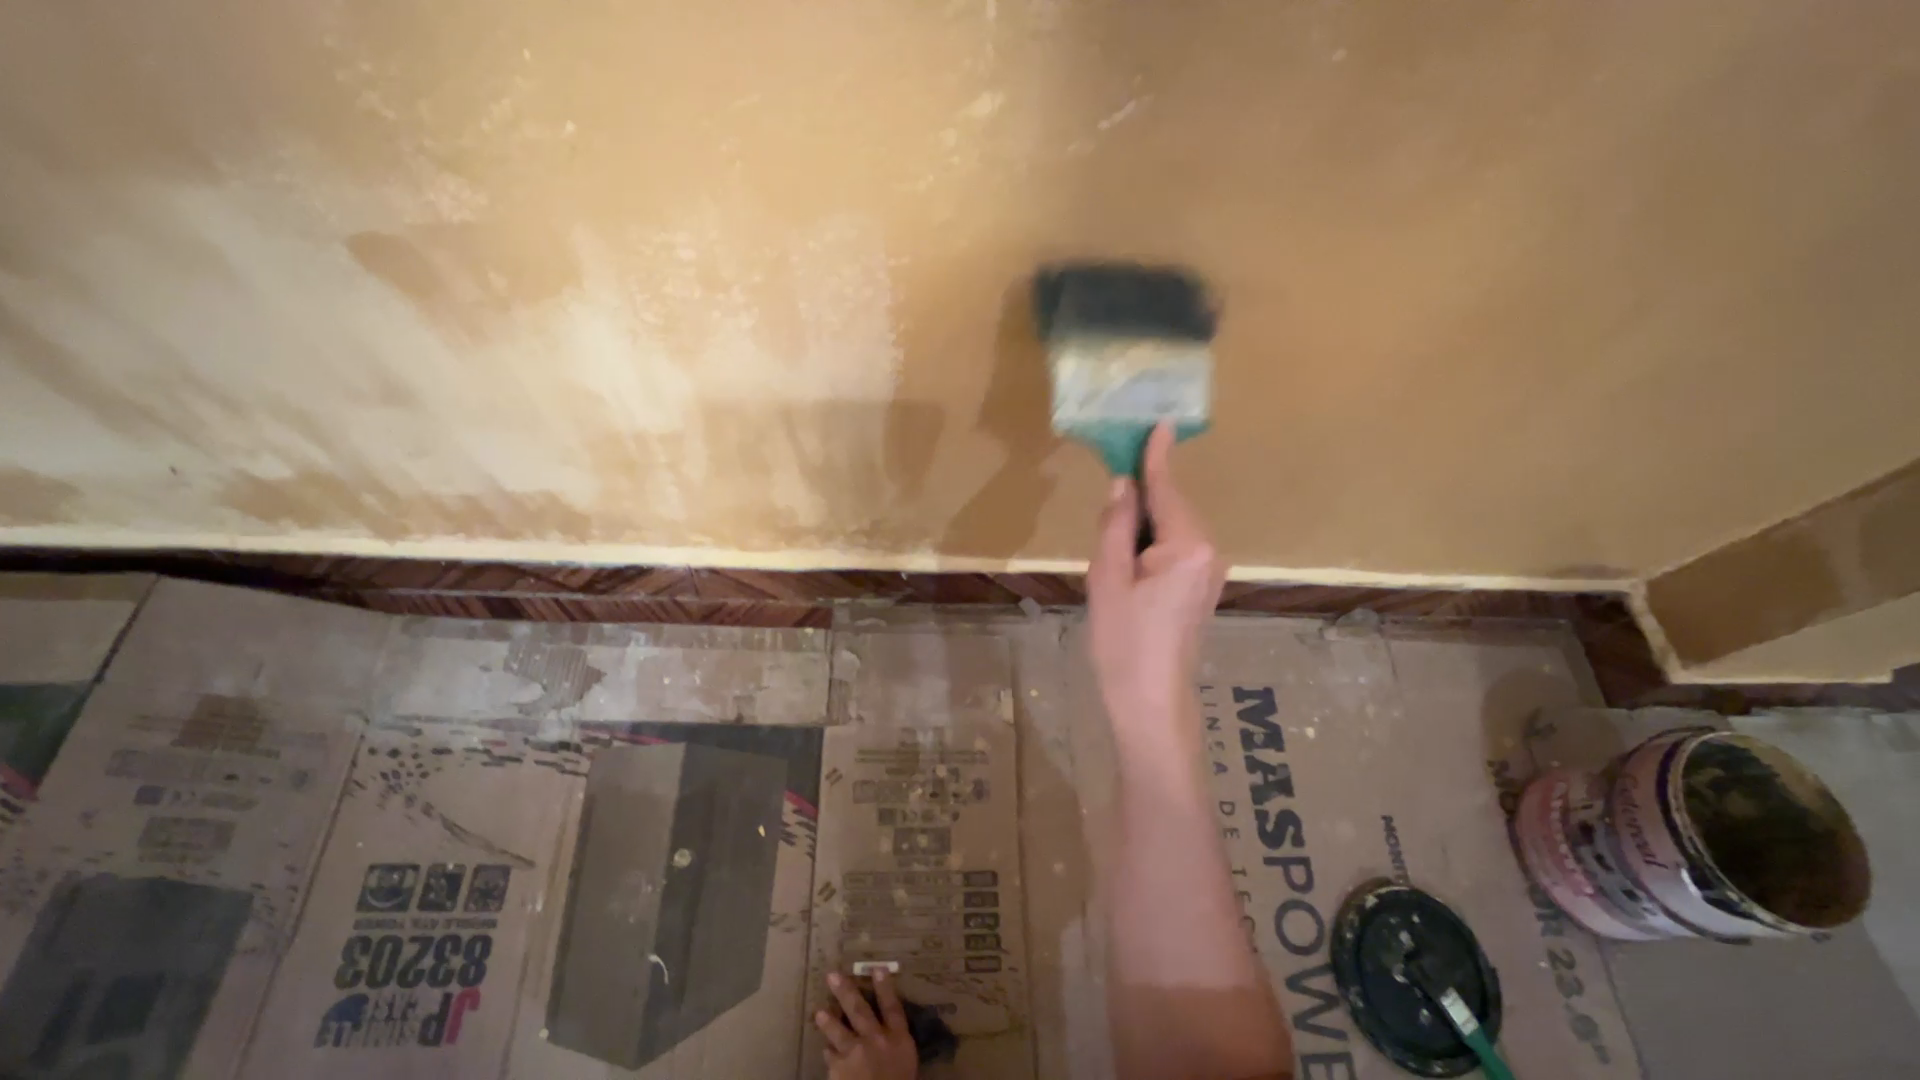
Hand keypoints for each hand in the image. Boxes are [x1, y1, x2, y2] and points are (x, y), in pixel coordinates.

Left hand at [816, 970, 918, 1079]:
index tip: (877, 968)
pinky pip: (831, 1057)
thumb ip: (896, 1046)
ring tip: (819, 1012)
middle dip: (846, 991)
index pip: (892, 1007)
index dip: (885, 987)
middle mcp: (876, 1039)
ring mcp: (855, 1052)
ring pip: (838, 1030)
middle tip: (832, 975)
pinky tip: (826, 1050)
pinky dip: (830, 1054)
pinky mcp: (839, 1068)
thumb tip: (886, 1033)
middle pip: (860, 1010)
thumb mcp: (906, 1062)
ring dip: (828, 1020)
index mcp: (898, 1039)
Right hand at [1086, 422, 1223, 734]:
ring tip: (1108, 527)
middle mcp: (1208, 552)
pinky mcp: (1202, 587)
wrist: (1151, 702)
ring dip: (1144, 519)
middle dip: (1143, 491)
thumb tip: (1123, 485)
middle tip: (1110, 476)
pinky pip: (1176, 548)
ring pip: (1173, 528)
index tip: (1160, 421)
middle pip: (1172, 507)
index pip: (1167, 490)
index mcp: (1187, 546)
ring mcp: (1210, 571)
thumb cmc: (1123, 643)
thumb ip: (1115, 526)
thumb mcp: (1107, 579)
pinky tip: (1127, 552)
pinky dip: (1152, 540)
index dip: (1157, 456)